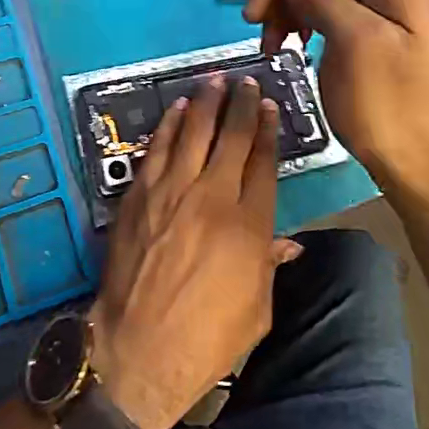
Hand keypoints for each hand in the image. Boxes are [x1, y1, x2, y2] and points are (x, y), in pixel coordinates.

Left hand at [91, 77, 301, 428]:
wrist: (139, 347)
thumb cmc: (207, 337)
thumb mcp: (257, 309)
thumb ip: (270, 265)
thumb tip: (289, 243)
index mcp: (249, 225)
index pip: (262, 162)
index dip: (267, 130)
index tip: (267, 106)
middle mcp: (213, 196)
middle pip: (231, 138)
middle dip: (240, 105)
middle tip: (245, 82)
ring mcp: (172, 191)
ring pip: (193, 133)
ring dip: (205, 103)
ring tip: (213, 81)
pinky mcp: (140, 195)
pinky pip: (158, 149)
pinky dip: (170, 124)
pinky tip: (177, 109)